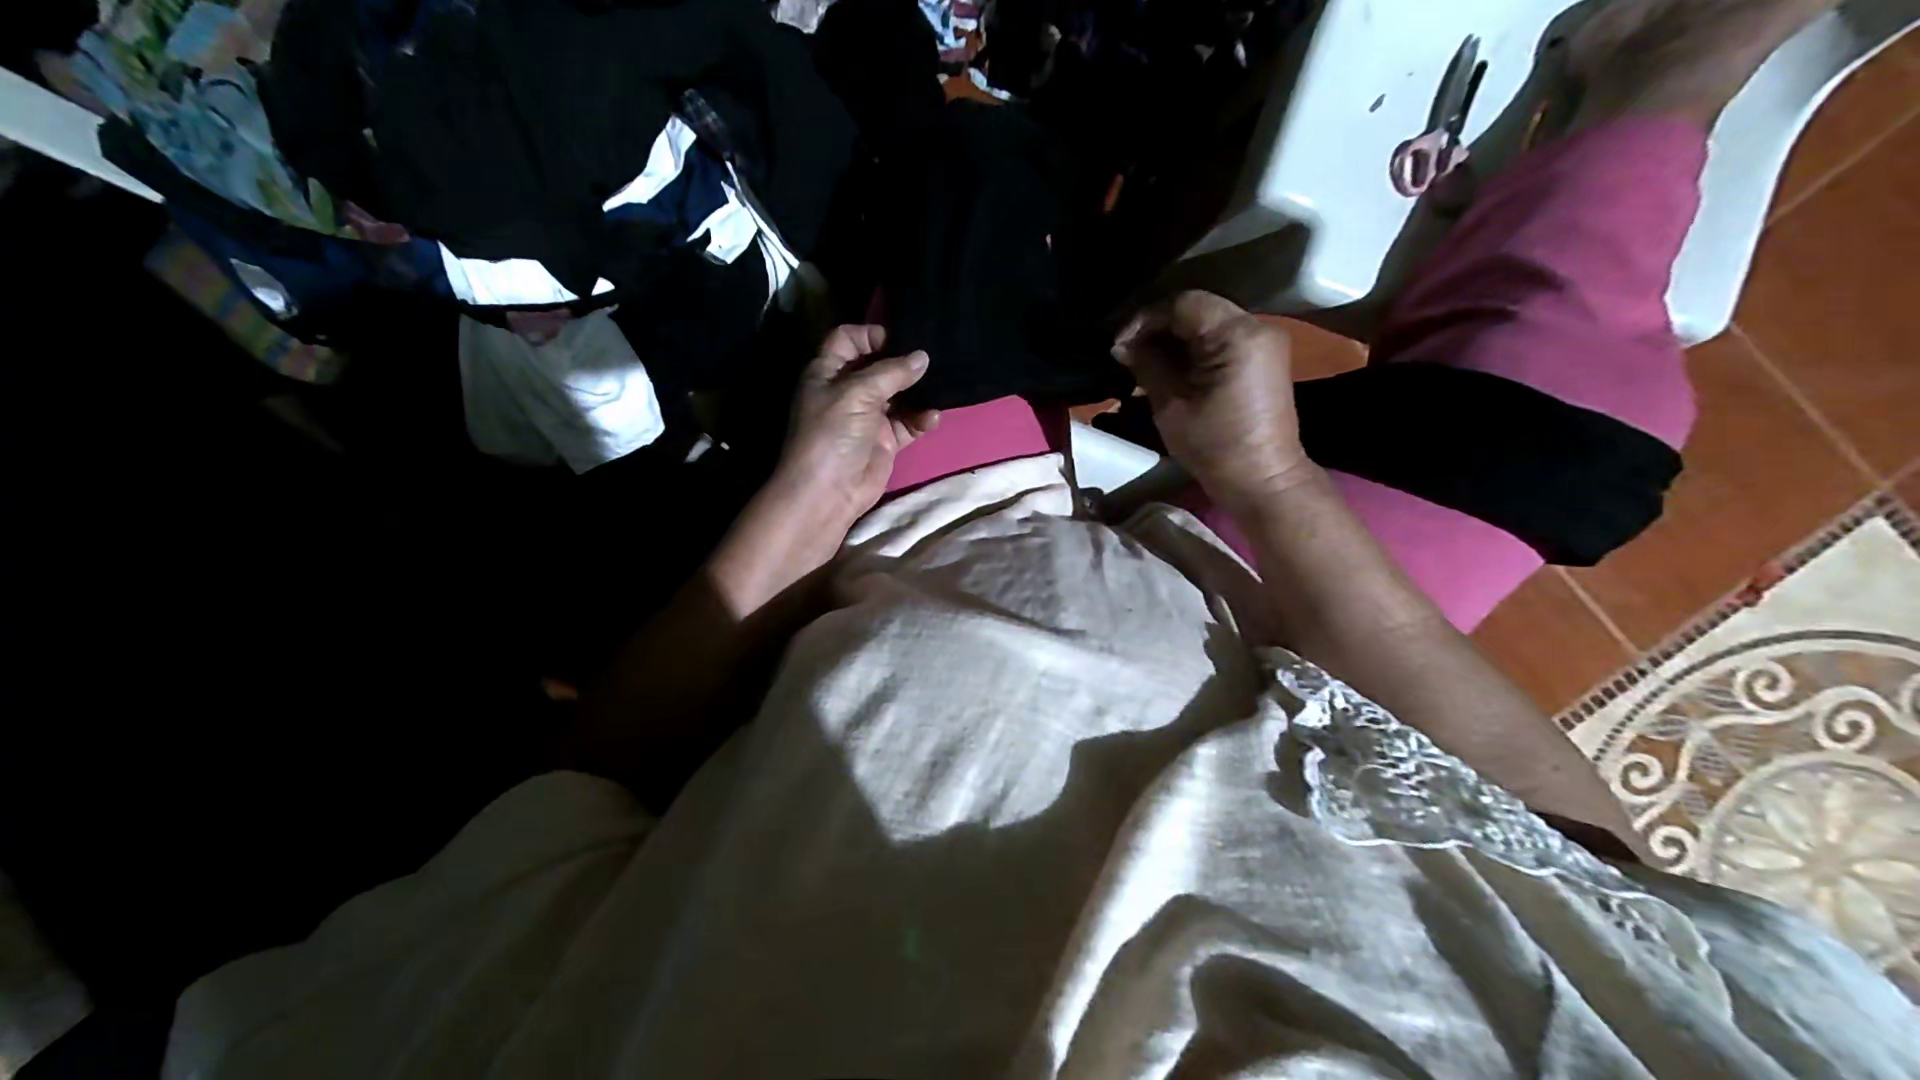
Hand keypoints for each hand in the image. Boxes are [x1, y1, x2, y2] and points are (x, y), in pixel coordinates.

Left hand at [774, 324, 941, 527]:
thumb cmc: (833, 433)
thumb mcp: (857, 393)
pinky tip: (932, 418)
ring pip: (899, 394)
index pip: (848, 338)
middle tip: (933, 357)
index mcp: (828, 371)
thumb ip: (892, 372)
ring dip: (918, 390)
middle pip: (879, 365)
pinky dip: (921, 418)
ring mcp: (868, 416)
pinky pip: (909, 422)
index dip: (871, 334)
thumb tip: (922, 357)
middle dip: (904, 361)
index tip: (901, 338)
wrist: (827, 492)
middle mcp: (848, 390)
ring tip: (940, 386)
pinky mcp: (885, 440)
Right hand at [1113, 291, 1312, 506]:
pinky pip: (1221, 338)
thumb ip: (1146, 365)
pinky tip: (1170, 366)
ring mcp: (1263, 341)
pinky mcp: (1263, 357)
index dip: (1144, 318)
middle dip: (1158, 326)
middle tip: (1127, 350)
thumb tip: (1123, 345)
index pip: (1182, 304)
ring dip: (1173, 336)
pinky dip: (1193, 346)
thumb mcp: (1171, 405)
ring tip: (1144, 359)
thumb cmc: (1215, 446)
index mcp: (1236, 335)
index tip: (1119, 344)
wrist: (1263, 479)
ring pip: (1208, 321)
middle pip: (1197, 308)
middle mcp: (1256, 327)